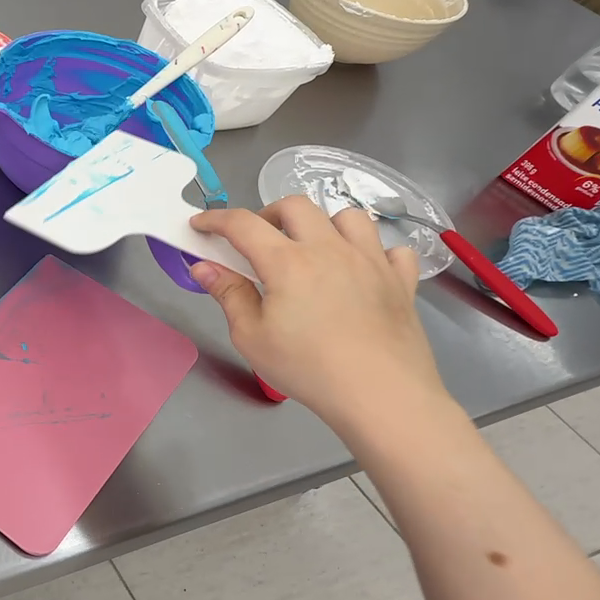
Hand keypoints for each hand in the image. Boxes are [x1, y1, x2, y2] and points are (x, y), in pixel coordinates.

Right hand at [189, 197, 447, 429]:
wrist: (380, 394)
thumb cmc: (306, 366)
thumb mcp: (250, 335)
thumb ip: (228, 294)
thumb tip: (204, 267)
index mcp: (287, 261)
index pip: (243, 224)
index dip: (215, 219)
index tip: (199, 225)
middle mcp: (330, 249)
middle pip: (296, 206)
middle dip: (267, 214)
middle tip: (255, 241)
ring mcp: (372, 261)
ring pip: (347, 216)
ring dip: (322, 224)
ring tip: (310, 249)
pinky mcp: (401, 280)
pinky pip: (390, 247)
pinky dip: (371, 250)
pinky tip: (359, 269)